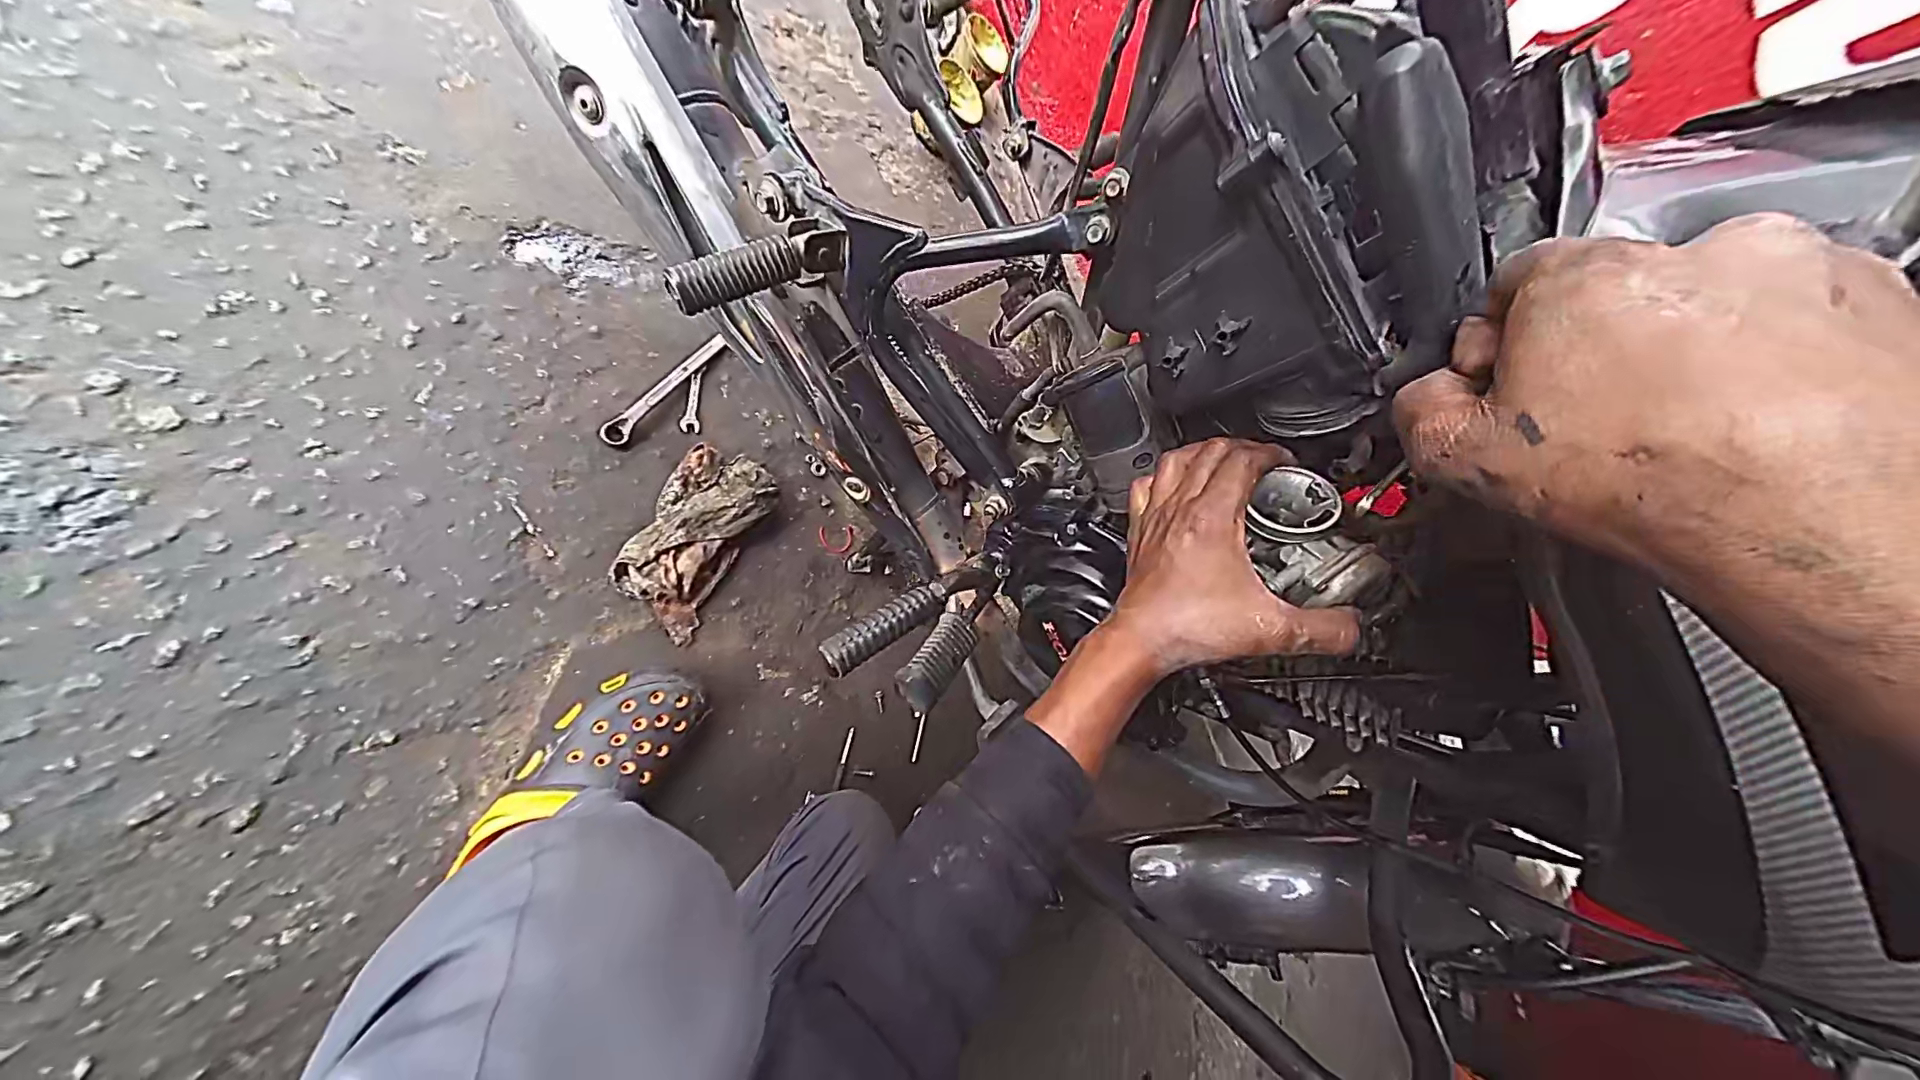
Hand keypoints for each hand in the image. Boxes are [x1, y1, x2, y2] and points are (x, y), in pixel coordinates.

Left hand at [1104, 438, 1360, 677]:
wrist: (1140, 640)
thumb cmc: (1185, 627)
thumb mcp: (1270, 630)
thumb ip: (1321, 629)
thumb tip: (1350, 627)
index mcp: (1210, 519)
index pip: (1242, 461)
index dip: (1270, 454)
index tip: (1286, 464)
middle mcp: (1179, 510)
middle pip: (1209, 452)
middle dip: (1242, 447)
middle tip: (1263, 461)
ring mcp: (1155, 518)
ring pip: (1174, 461)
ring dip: (1202, 453)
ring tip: (1222, 459)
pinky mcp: (1139, 533)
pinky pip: (1144, 487)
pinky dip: (1161, 477)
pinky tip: (1172, 484)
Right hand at [1393, 213, 1919, 570]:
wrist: (1813, 520)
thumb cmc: (1649, 479)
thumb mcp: (1462, 455)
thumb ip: (1419, 406)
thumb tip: (1427, 393)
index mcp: (1579, 278)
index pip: (1510, 282)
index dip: (1495, 340)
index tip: (1506, 386)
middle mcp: (1687, 251)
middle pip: (1603, 292)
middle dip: (1582, 347)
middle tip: (1584, 415)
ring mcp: (1790, 267)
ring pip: (1692, 302)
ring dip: (1669, 348)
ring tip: (1665, 423)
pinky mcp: (1872, 297)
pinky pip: (1781, 316)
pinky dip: (1752, 357)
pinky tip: (1732, 417)